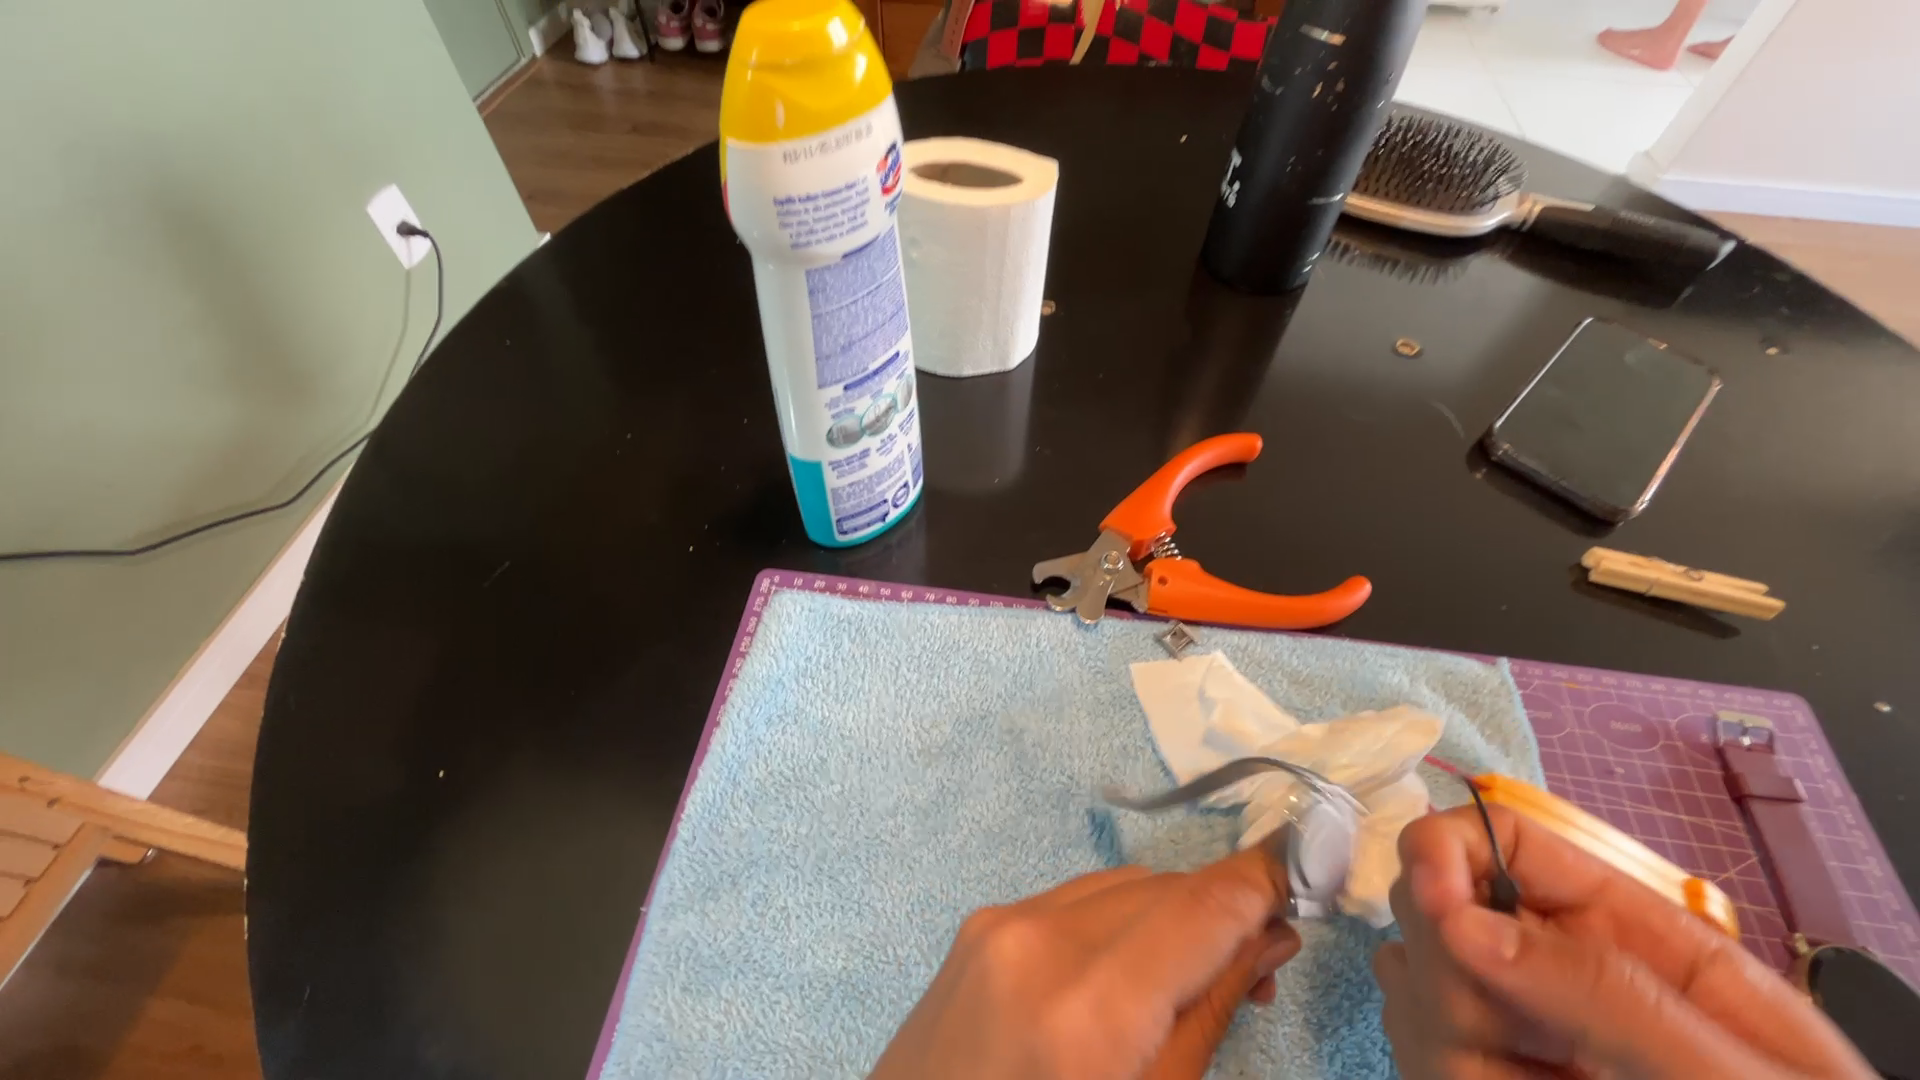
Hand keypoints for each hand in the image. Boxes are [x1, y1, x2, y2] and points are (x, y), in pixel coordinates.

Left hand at [870, 845, 1302, 1079]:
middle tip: (1264, 962)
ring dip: (1170, 915)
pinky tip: (1128, 967)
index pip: (1201, 908)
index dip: (1265, 879)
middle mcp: (1041, 939)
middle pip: (1164, 891)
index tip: (1314, 864)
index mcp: (1089, 1007)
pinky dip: (1117, 920)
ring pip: (1121, 887)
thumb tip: (1270, 936)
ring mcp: (1001, 923)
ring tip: (1196, 975)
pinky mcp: (980, 923)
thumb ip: (1207, 1014)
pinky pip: (1074, 900)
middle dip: (1222, 912)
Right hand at [1373, 805, 1874, 1078]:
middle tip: (1532, 1047)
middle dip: (1454, 965)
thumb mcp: (1736, 1075)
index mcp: (1620, 926)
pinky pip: (1408, 1035)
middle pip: (1433, 901)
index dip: (1446, 846)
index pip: (1498, 834)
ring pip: (1409, 973)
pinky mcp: (1472, 1060)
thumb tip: (1457, 917)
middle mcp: (1548, 954)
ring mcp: (1506, 1010)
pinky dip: (1445, 1067)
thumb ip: (1611, 992)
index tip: (1435, 903)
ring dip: (1454, 1034)